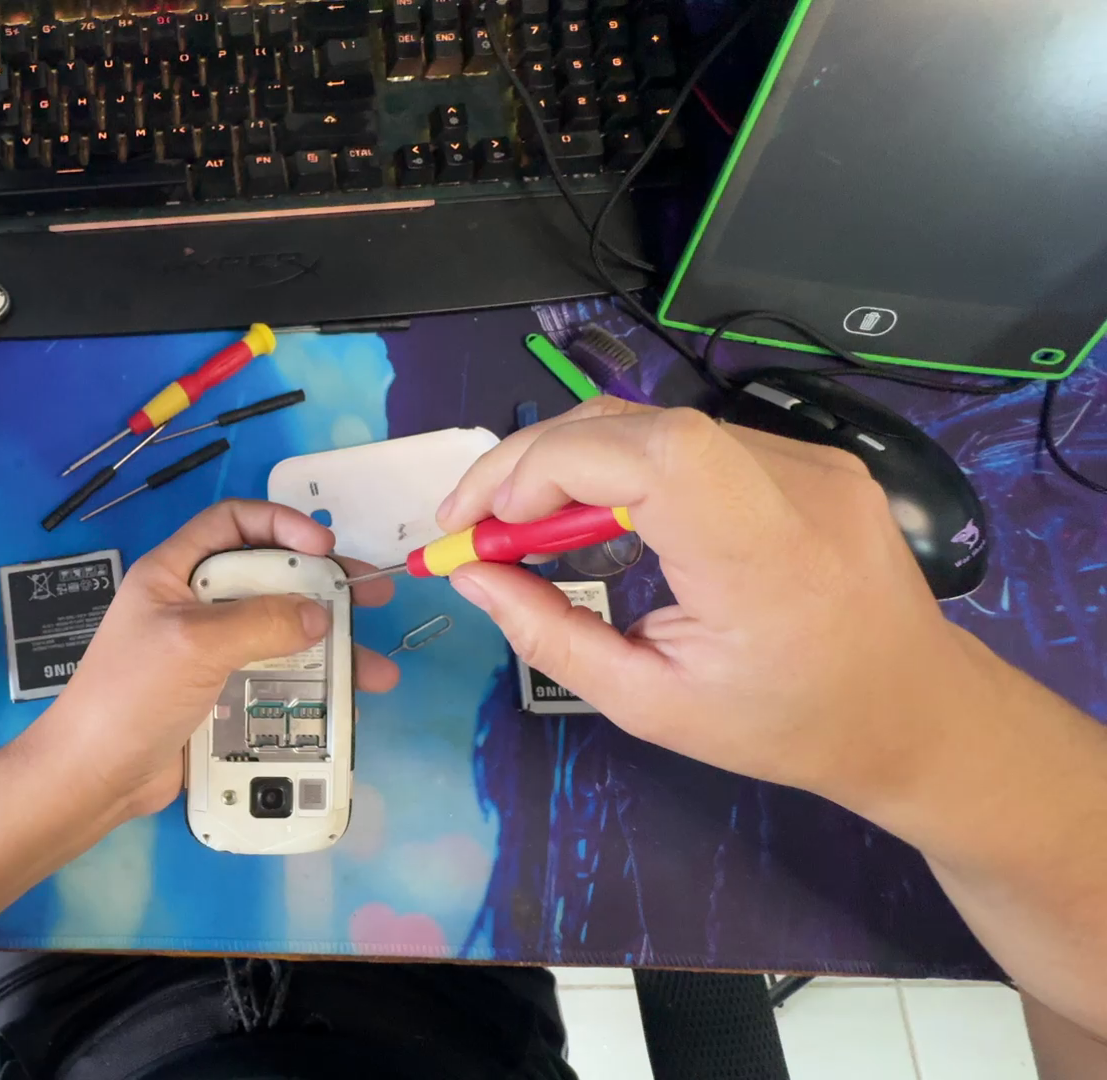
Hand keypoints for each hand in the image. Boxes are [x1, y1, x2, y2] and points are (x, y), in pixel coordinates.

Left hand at [25, 500, 400, 819]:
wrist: (97, 774)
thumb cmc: (134, 694)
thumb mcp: (195, 643)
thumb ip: (260, 621)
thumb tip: (320, 616)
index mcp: (173, 572)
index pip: (231, 523)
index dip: (279, 524)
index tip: (322, 546)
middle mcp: (193, 603)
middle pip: (265, 576)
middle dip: (319, 585)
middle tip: (369, 595)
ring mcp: (208, 650)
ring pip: (277, 631)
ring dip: (327, 645)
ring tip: (375, 667)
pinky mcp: (220, 690)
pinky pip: (272, 674)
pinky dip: (308, 682)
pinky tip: (344, 700)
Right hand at [435, 397, 1006, 806]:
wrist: (920, 713)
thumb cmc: (784, 723)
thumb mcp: (646, 704)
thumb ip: (547, 636)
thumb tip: (470, 575)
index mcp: (768, 559)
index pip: (655, 456)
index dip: (552, 468)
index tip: (492, 524)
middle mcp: (794, 485)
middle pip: (628, 424)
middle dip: (523, 463)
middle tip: (467, 521)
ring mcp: (801, 459)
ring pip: (637, 421)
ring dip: (552, 460)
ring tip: (507, 518)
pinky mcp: (791, 455)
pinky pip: (666, 437)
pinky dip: (595, 465)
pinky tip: (571, 510)